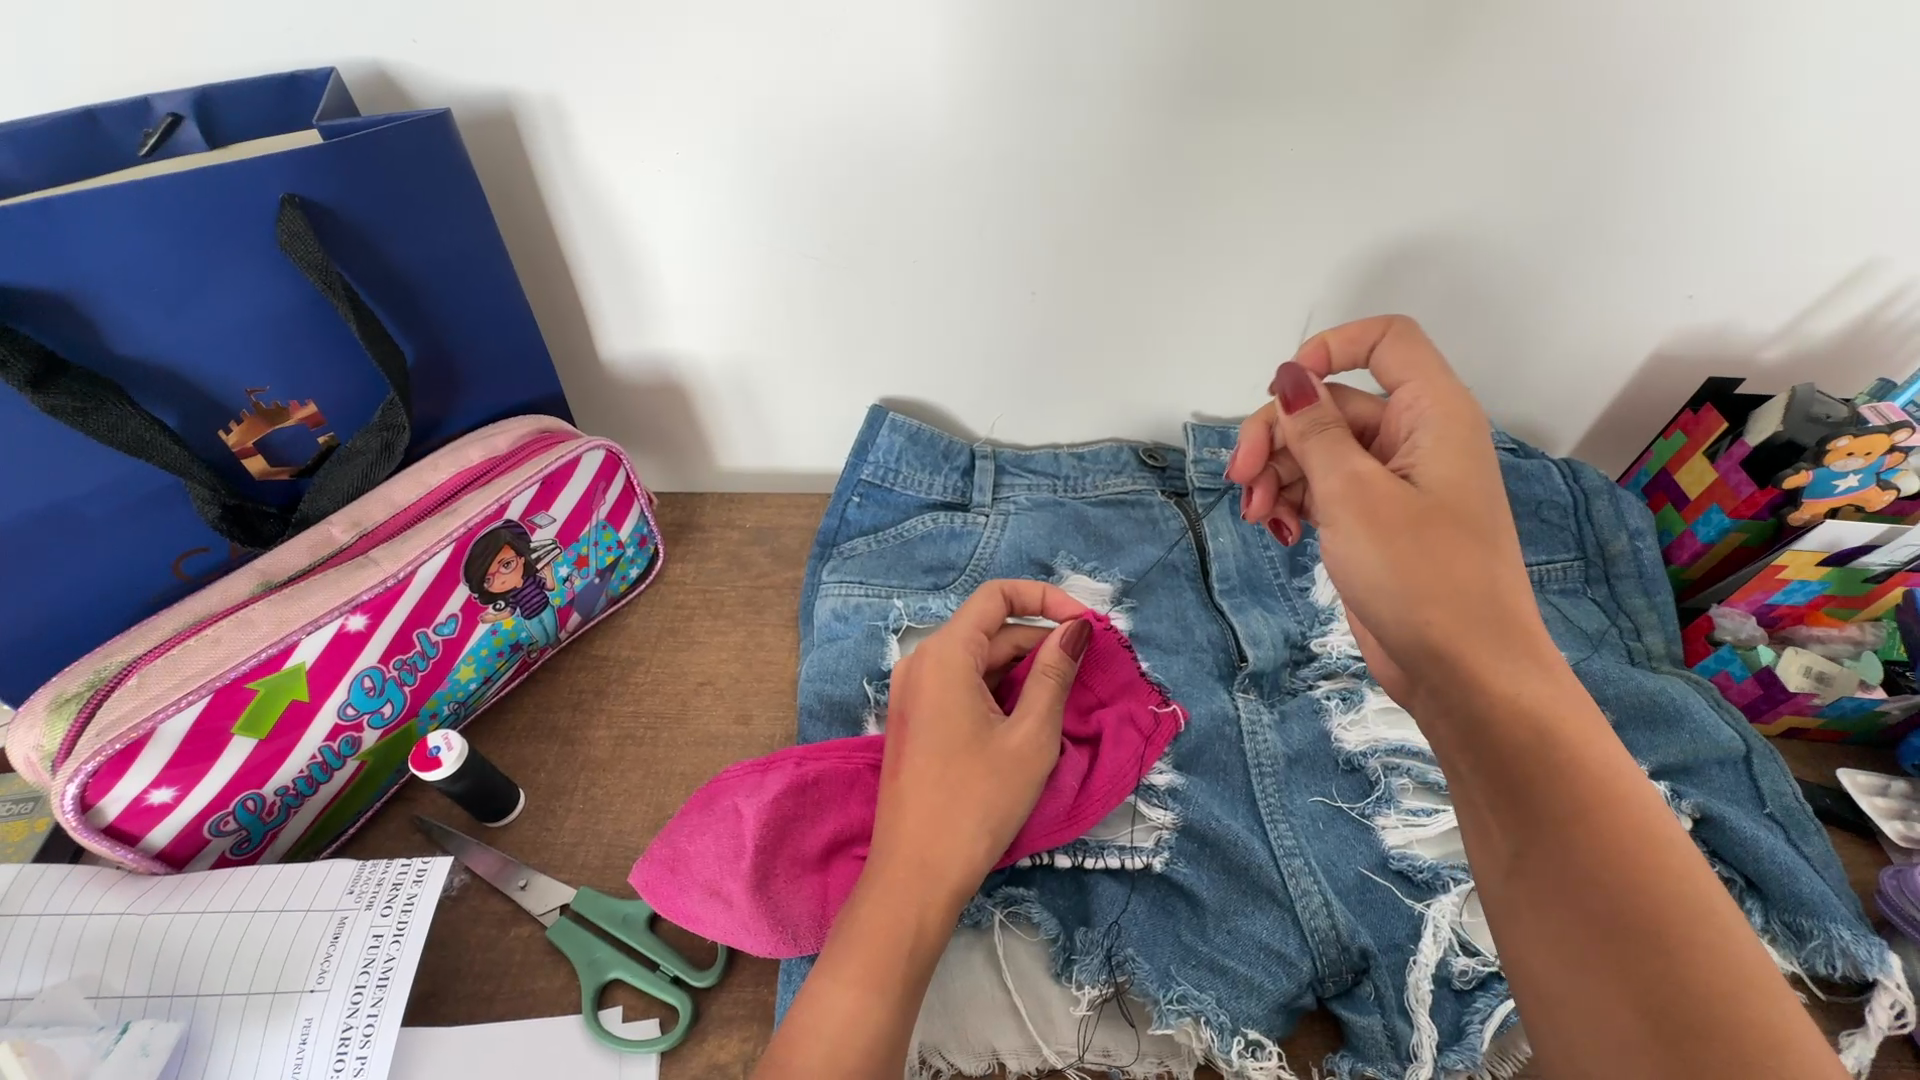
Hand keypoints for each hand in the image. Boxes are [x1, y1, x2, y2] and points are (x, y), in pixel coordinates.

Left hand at [868, 580, 1090, 908]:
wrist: (916, 874)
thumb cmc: (978, 802)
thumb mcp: (1030, 736)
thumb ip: (1054, 674)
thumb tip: (1076, 630)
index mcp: (944, 654)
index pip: (997, 596)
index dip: (1046, 599)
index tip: (1087, 625)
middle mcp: (920, 661)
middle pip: (989, 628)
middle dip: (1041, 639)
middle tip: (1088, 667)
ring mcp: (913, 690)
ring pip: (978, 658)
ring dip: (1023, 666)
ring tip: (1065, 695)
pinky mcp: (915, 717)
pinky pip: (962, 684)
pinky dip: (998, 688)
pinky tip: (1028, 714)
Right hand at [1224, 315, 1553, 706]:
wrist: (1462, 669)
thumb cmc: (1420, 575)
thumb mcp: (1354, 495)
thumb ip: (1316, 429)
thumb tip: (1289, 375)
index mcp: (1431, 414)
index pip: (1385, 342)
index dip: (1330, 349)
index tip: (1282, 390)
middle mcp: (1413, 439)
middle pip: (1331, 405)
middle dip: (1278, 436)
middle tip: (1242, 478)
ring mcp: (1391, 483)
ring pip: (1317, 451)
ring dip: (1277, 475)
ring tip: (1258, 517)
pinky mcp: (1372, 521)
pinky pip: (1322, 490)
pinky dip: (1293, 503)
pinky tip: (1275, 532)